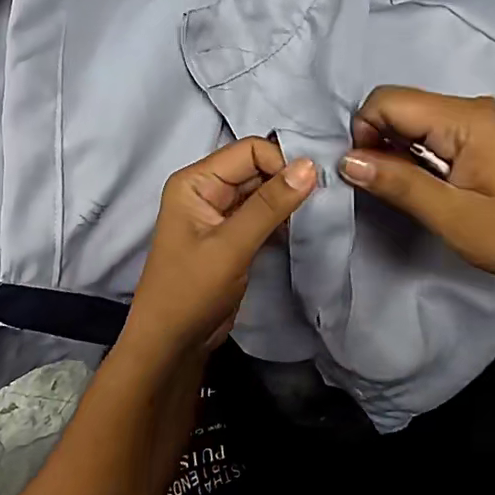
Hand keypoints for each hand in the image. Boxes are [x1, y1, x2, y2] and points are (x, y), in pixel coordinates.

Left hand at [125, 138, 317, 357]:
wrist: (171, 343)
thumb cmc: (190, 291)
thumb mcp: (231, 246)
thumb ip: (269, 205)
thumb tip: (309, 166)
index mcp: (195, 181)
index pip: (248, 151)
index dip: (281, 163)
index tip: (312, 186)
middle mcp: (206, 190)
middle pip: (257, 168)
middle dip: (287, 180)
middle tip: (322, 199)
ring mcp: (219, 214)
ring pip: (263, 192)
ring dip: (288, 201)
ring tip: (315, 214)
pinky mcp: (232, 237)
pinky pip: (263, 215)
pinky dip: (281, 219)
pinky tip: (300, 230)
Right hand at [338, 86, 494, 290]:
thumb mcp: (455, 217)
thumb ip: (398, 184)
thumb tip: (346, 160)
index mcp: (464, 118)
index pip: (387, 100)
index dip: (363, 132)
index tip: (367, 175)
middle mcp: (474, 107)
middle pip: (401, 107)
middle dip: (379, 142)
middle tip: (388, 189)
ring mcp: (486, 120)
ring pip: (418, 120)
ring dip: (400, 151)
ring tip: (412, 192)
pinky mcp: (492, 137)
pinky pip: (439, 132)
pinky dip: (422, 155)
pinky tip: (435, 187)